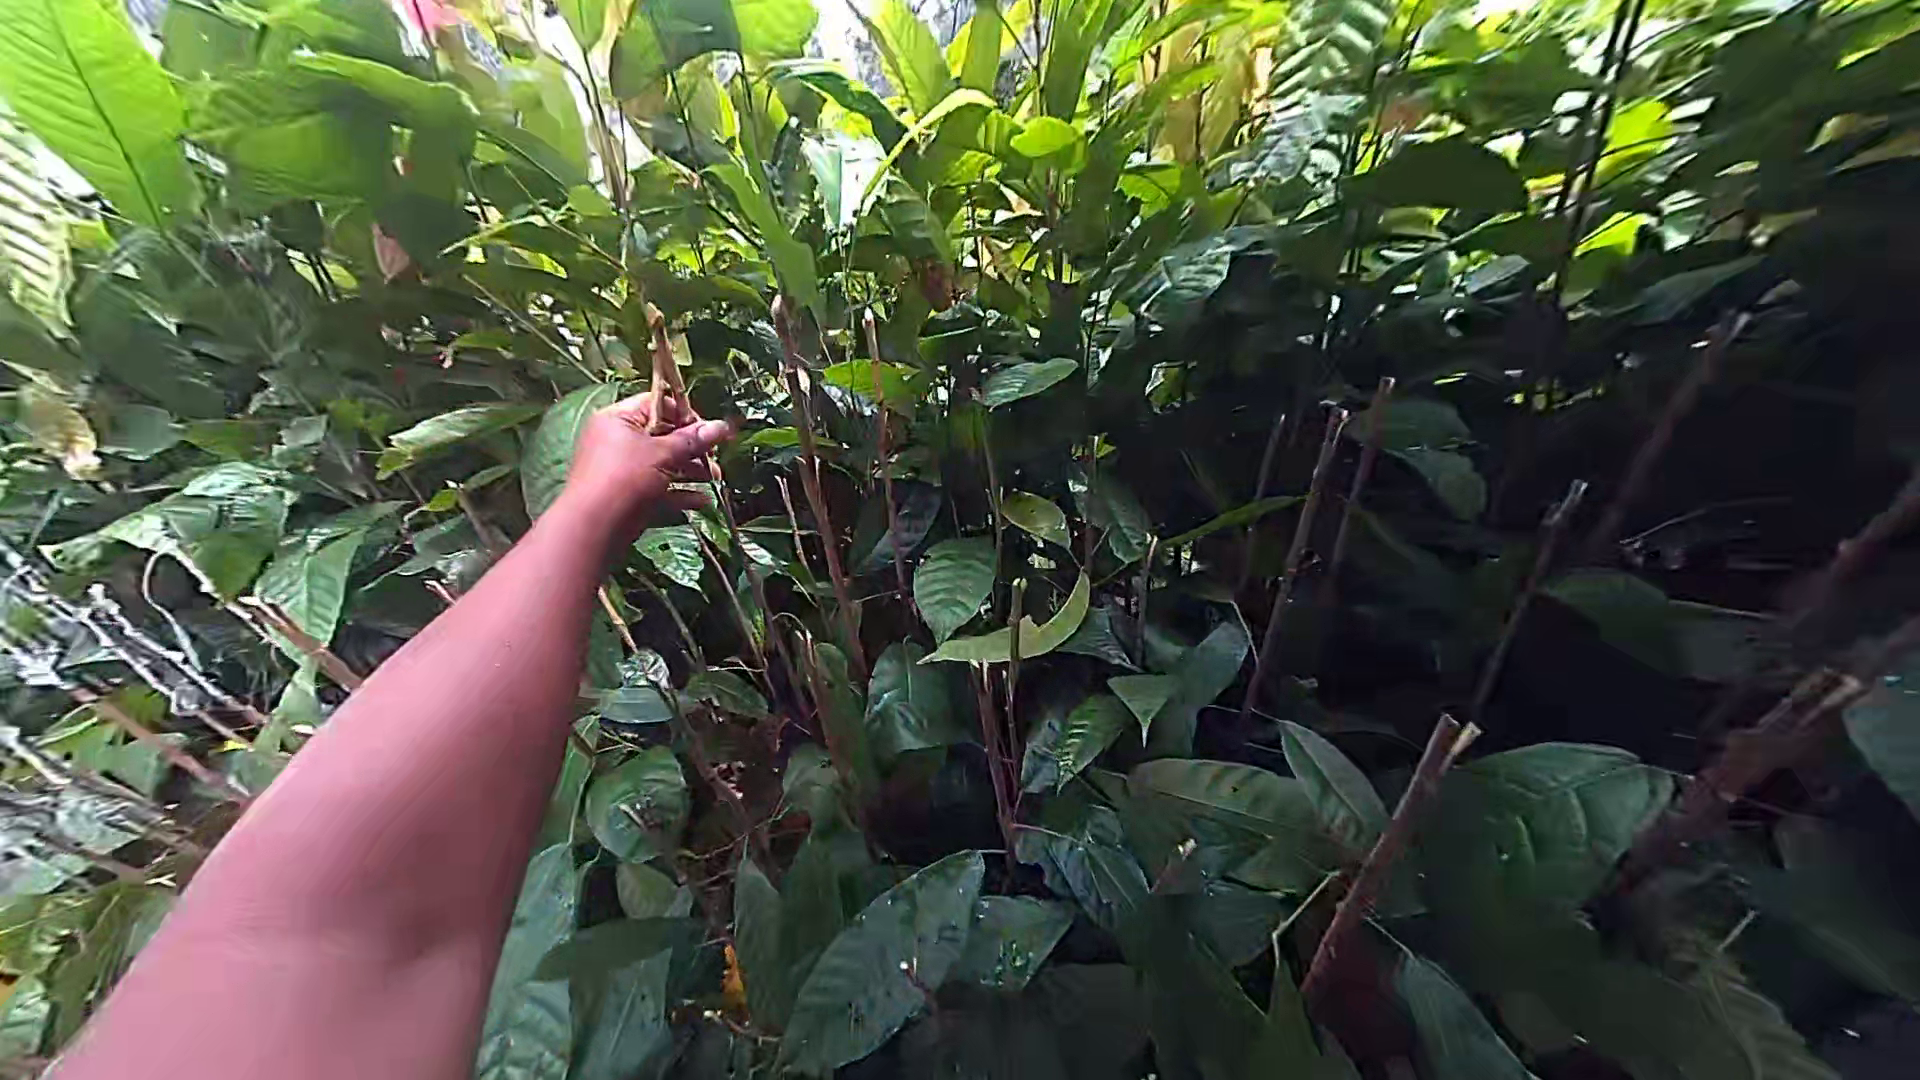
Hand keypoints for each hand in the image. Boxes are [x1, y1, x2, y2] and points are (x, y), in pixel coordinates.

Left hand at [559, 392, 732, 546]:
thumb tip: (722, 426)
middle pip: (665, 435)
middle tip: (714, 459)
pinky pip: (662, 487)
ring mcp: (625, 468)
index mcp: (619, 419)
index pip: (658, 404)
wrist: (595, 526)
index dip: (686, 415)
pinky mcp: (632, 493)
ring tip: (714, 479)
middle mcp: (620, 440)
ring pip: (666, 463)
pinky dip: (682, 492)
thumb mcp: (662, 454)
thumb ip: (693, 439)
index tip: (708, 432)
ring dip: (693, 470)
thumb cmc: (625, 478)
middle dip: (695, 448)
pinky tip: (703, 500)